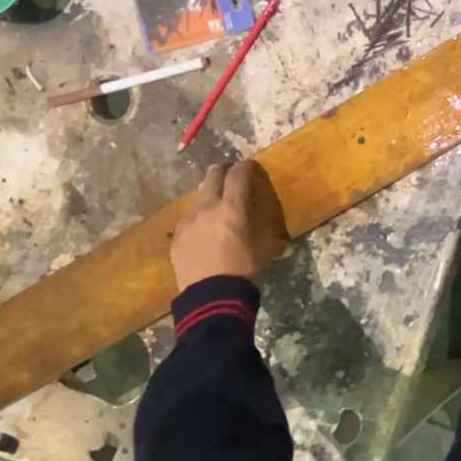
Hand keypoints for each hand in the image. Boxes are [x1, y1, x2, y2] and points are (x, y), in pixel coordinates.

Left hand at [171, 162, 286, 288]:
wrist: (211, 296)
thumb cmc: (244, 270)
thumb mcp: (264, 253)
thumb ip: (272, 242)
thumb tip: (284, 245)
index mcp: (233, 209)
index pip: (237, 177)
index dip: (243, 167)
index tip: (248, 164)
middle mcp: (208, 209)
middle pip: (211, 179)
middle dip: (219, 172)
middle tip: (225, 172)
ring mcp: (188, 223)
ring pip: (196, 199)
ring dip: (206, 195)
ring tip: (212, 200)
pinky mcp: (177, 239)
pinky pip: (187, 221)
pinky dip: (196, 219)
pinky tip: (200, 229)